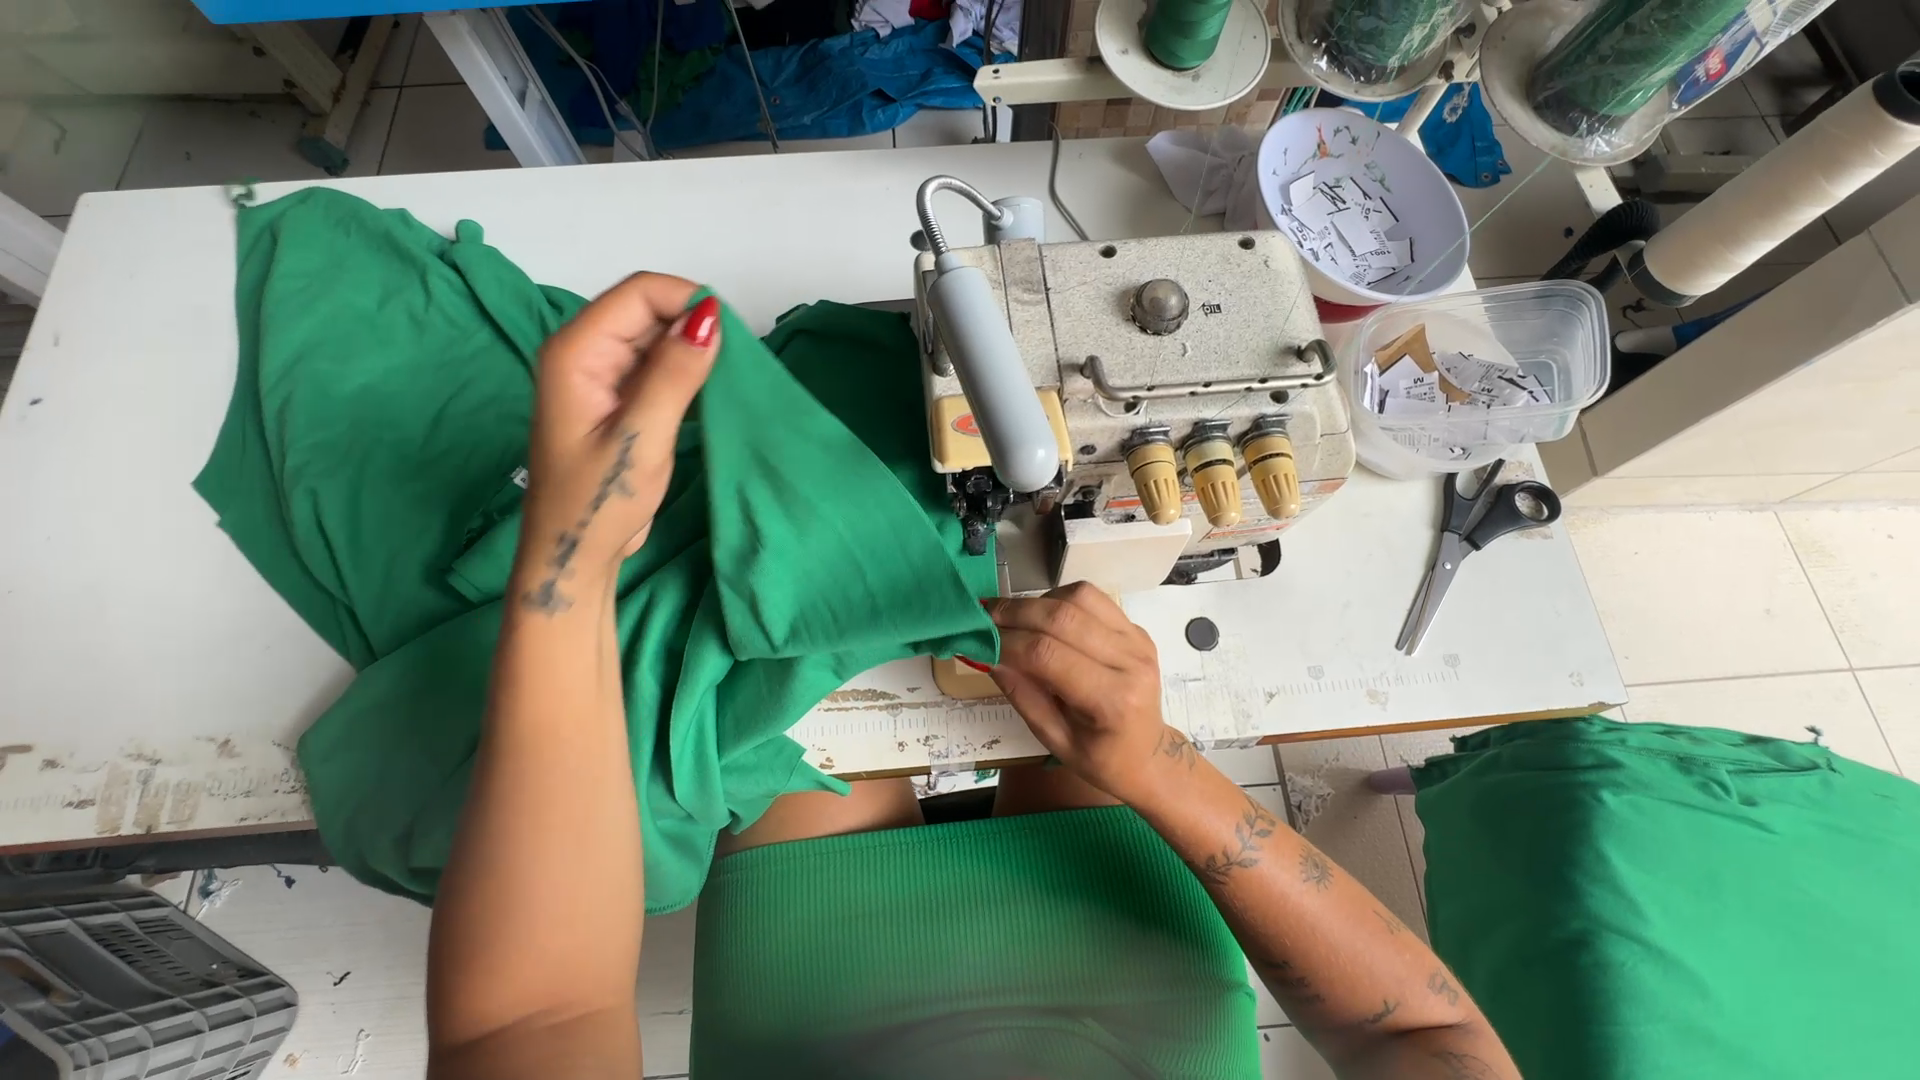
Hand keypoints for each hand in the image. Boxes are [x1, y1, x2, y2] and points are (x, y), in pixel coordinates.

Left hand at [514, 274, 719, 614]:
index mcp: (576, 352)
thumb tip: (710, 318)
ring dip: (693, 349)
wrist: (576, 555)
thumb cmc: (599, 503)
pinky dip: (686, 371)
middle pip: (647, 309)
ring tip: (726, 380)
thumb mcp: (641, 438)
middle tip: (735, 364)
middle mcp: (584, 352)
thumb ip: (674, 375)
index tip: (733, 337)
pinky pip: (657, 365)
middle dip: (694, 324)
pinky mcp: (618, 399)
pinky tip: (709, 393)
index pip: (639, 293)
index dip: (689, 301)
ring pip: (656, 336)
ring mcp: (601, 376)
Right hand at [978, 583, 1178, 803]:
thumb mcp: (1054, 741)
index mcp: (1112, 700)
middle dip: (1016, 613)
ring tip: (1012, 616)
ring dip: (1037, 602)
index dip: (1007, 642)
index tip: (979, 639)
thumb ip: (1022, 695)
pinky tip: (1043, 616)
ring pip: (1078, 598)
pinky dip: (1060, 599)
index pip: (1048, 655)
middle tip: (984, 615)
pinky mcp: (1136, 629)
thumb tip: (988, 655)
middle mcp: (1130, 662)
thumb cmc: (1100, 758)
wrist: (1149, 754)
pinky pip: (1093, 598)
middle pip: (1063, 618)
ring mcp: (1137, 641)